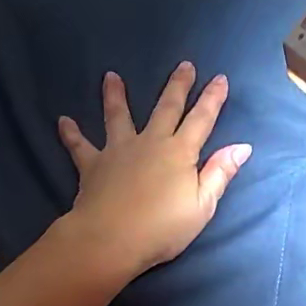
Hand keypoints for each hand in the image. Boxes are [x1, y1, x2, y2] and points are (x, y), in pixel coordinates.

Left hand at [55, 62, 252, 276]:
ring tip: (111, 76)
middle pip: (166, 108)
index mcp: (180, 153)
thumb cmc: (162, 228)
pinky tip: (63, 121)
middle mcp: (150, 143)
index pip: (201, 119)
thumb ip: (219, 173)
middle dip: (177, 86)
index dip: (212, 98)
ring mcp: (118, 151)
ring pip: (118, 116)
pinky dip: (71, 134)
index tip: (220, 78)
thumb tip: (242, 146)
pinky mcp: (92, 165)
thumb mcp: (202, 206)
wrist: (110, 240)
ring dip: (116, 96)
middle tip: (184, 65)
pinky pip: (80, 146)